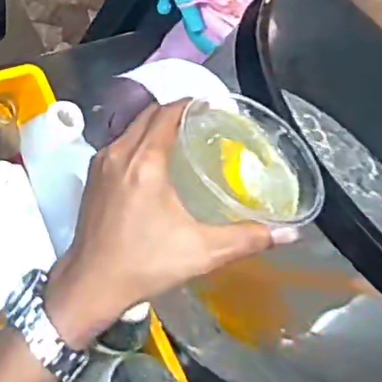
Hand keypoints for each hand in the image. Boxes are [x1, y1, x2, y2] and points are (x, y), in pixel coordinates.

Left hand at [43, 101, 293, 345]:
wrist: (95, 276)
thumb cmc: (147, 261)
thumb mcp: (203, 250)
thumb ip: (247, 238)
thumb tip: (288, 232)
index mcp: (143, 161)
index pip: (164, 115)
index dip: (187, 105)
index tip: (208, 105)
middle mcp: (118, 152)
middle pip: (145, 116)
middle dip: (171, 111)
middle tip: (199, 119)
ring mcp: (100, 161)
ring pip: (129, 128)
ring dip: (152, 124)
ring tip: (180, 135)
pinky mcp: (93, 174)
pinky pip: (118, 144)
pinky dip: (137, 140)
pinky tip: (153, 158)